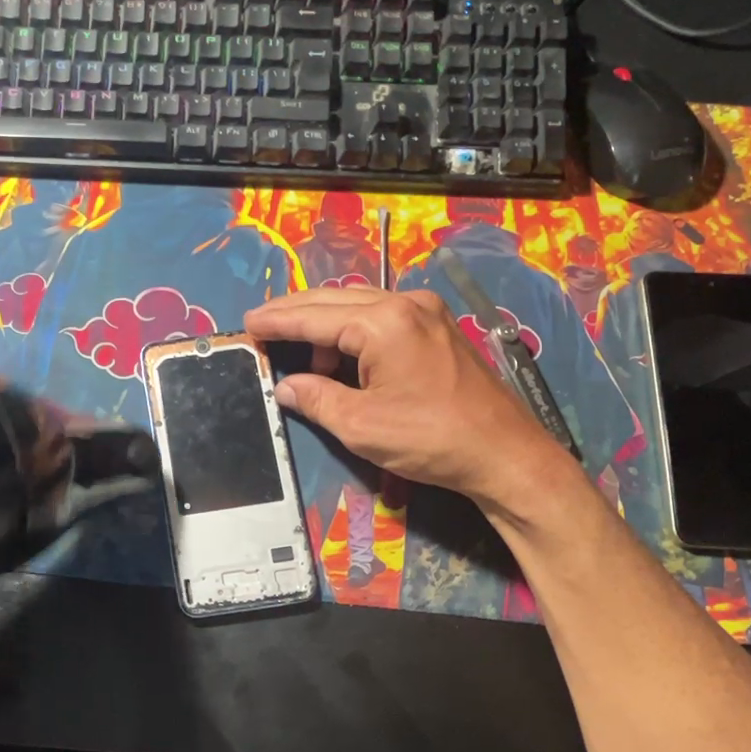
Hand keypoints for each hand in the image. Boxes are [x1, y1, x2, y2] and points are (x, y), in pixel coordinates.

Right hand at [244, 285, 576, 519]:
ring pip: (359, 305)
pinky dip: (354, 333)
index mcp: (383, 322)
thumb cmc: (429, 439)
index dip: (277, 321)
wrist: (503, 453)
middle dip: (295, 314)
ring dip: (325, 327)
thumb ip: (316, 399)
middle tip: (262, 326)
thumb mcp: (360, 425)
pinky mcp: (438, 328)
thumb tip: (286, 386)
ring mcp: (426, 312)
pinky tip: (343, 362)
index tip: (247, 323)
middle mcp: (406, 303)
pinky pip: (382, 317)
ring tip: (304, 362)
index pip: (314, 315)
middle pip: (335, 299)